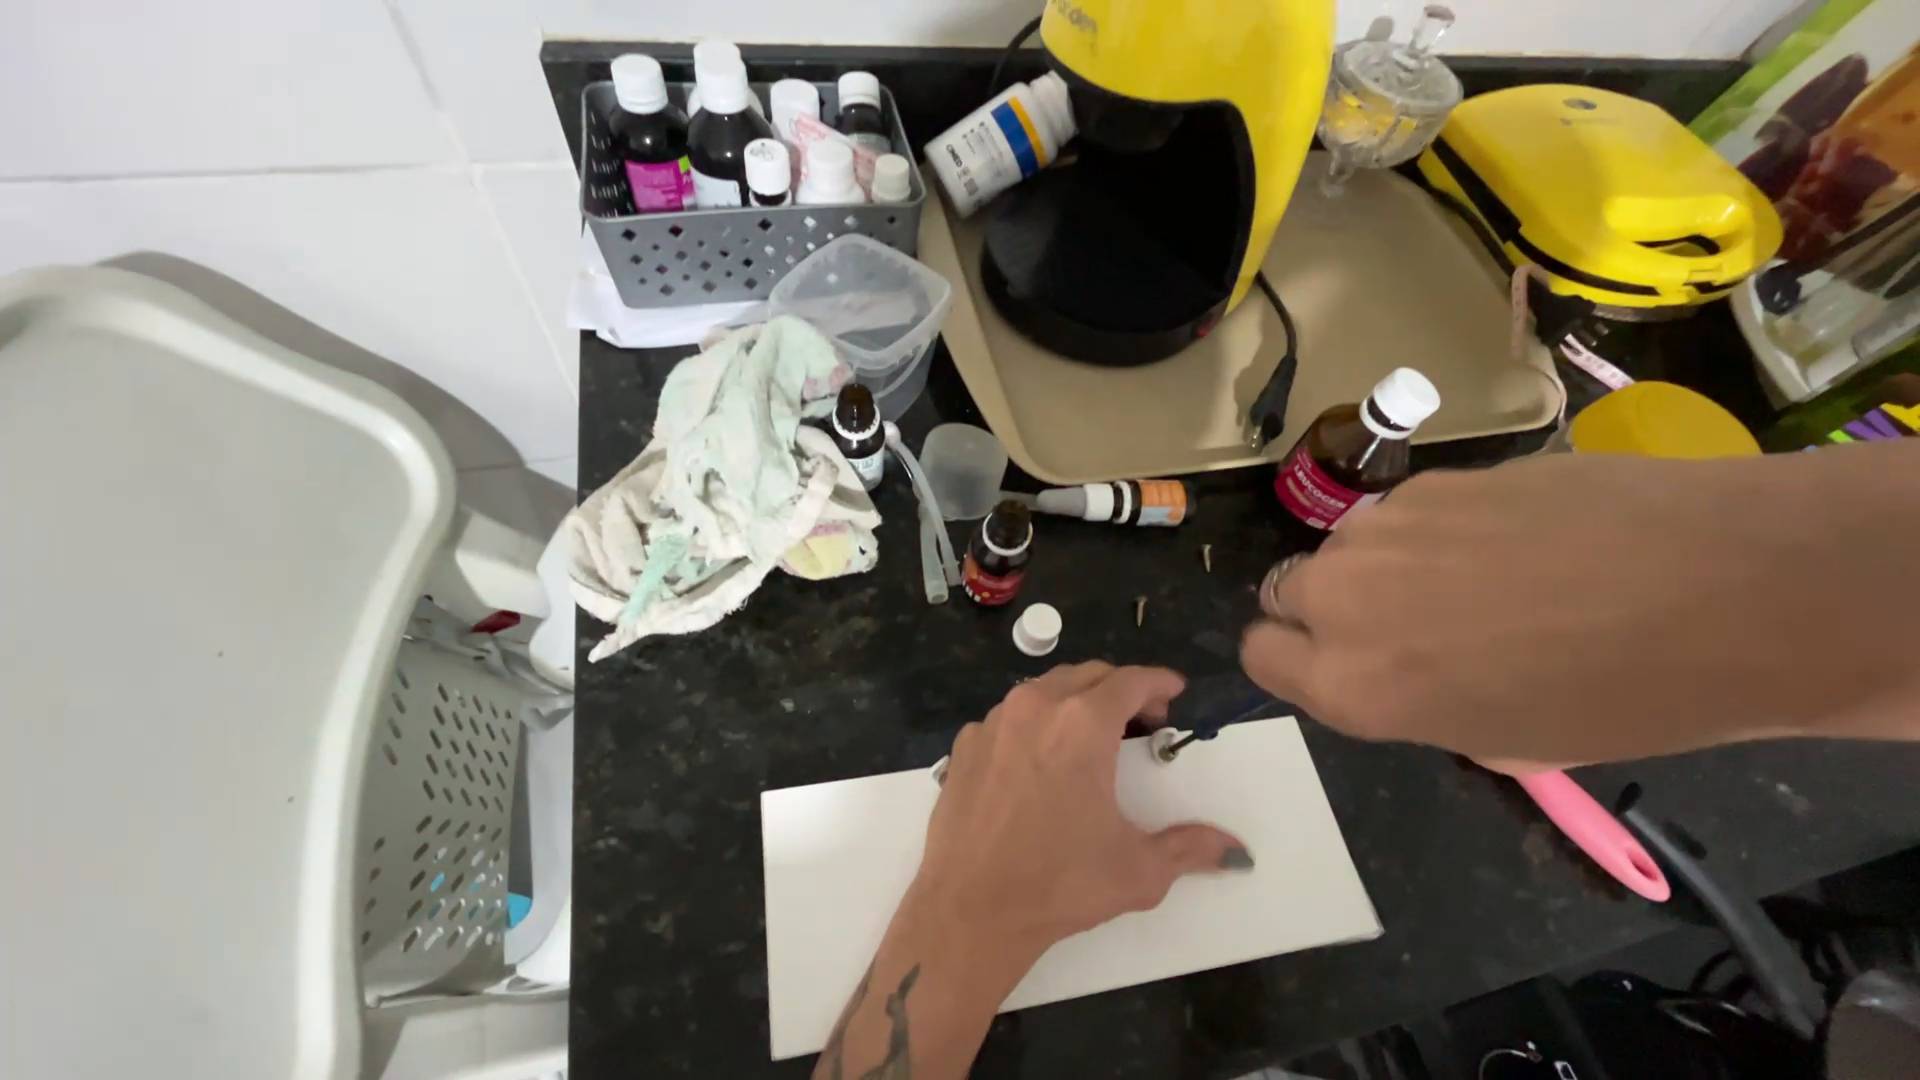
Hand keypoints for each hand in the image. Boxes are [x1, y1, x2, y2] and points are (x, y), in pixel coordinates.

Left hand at [917, 662, 1250, 966]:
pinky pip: (1007, 718)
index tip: (1174, 691)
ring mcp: (993, 723)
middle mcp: (1036, 708)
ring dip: (1074, 700)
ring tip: (1091, 736)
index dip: (1158, 682)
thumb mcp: (1138, 869)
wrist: (970, 908)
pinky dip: (1032, 724)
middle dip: (1119, 689)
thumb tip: (1236, 850)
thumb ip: (1190, 848)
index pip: (1130, 681)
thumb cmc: (1059, 882)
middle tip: (1142, 720)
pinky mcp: (964, 745)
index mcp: (1082, 724)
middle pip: (1086, 676)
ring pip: (1043, 690)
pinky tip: (1038, 761)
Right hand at [1240, 446, 1919, 764]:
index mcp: (1352, 685)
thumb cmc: (1621, 698)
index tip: (1334, 657)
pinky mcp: (1429, 479)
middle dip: (1326, 606)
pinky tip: (1512, 534)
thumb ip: (1408, 696)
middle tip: (1405, 615)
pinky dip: (1435, 526)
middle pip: (1284, 592)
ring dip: (1383, 563)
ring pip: (1344, 546)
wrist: (1731, 588)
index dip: (1293, 656)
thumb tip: (1394, 658)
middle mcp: (1341, 601)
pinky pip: (1403, 512)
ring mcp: (1380, 530)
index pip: (1259, 655)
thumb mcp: (1497, 736)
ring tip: (1476, 571)